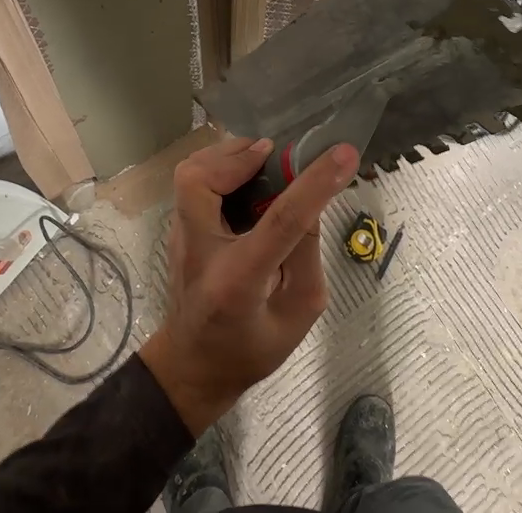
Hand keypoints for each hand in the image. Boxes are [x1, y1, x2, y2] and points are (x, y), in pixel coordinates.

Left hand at [139, 135, 359, 434]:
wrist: (191, 369)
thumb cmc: (250, 349)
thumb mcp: (299, 313)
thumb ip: (308, 254)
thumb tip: (311, 200)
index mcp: (239, 281)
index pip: (280, 221)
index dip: (314, 183)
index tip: (344, 152)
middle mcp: (200, 252)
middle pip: (202, 182)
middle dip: (241, 156)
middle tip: (277, 154)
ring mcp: (180, 238)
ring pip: (190, 174)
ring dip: (227, 156)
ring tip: (262, 160)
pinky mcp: (177, 230)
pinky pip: (192, 182)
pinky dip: (218, 167)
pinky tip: (243, 175)